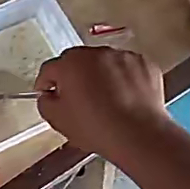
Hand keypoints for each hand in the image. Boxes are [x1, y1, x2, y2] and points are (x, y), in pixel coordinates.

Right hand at [35, 46, 169, 158]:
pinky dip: (123, 79)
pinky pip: (126, 68)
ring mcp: (122, 57)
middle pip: (77, 62)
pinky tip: (123, 99)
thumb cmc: (97, 127)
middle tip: (77, 100)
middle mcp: (96, 54)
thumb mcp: (57, 120)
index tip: (49, 93)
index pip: (50, 69)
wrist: (138, 135)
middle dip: (74, 77)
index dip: (46, 83)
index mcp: (70, 64)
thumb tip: (49, 96)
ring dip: (100, 76)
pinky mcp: (144, 64)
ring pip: (103, 63)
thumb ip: (45, 102)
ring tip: (104, 101)